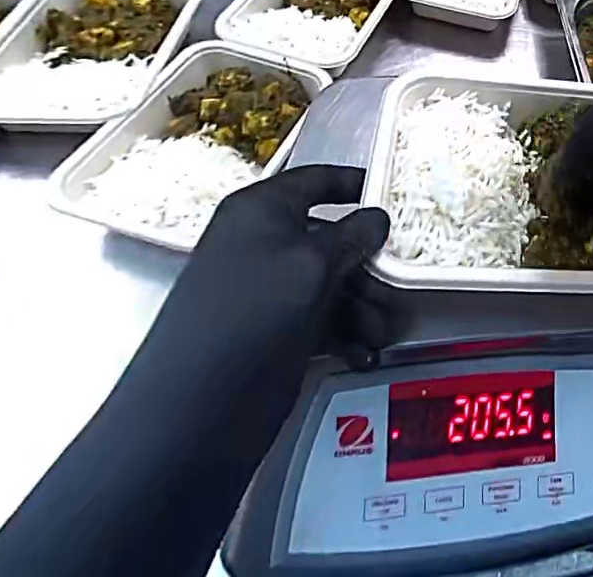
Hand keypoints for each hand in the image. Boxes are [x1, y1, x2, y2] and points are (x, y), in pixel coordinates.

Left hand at [0, 167, 390, 576]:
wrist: (193, 412)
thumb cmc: (253, 314)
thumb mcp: (314, 262)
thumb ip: (355, 233)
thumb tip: (378, 217)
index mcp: (262, 212)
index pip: (315, 180)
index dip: (353, 181)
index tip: (391, 188)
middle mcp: (267, 244)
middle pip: (337, 235)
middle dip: (371, 261)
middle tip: (398, 282)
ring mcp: (274, 289)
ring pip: (339, 279)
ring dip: (367, 304)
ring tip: (381, 330)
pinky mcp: (281, 329)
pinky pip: (330, 316)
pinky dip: (352, 332)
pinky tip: (364, 350)